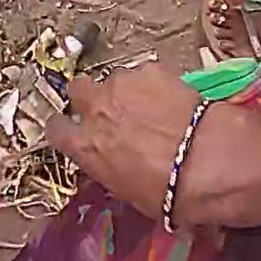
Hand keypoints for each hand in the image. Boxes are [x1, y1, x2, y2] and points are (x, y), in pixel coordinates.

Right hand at [46, 66, 247, 225]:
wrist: (205, 159)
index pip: (56, 128)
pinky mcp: (150, 69)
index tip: (76, 130)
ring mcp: (122, 83)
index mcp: (84, 144)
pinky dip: (152, 84)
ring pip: (113, 79)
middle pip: (78, 89)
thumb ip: (106, 163)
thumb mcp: (123, 189)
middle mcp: (96, 108)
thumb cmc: (165, 191)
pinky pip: (144, 74)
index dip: (67, 127)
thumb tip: (110, 158)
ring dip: (125, 90)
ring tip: (149, 106)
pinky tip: (170, 98)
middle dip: (89, 96)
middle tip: (110, 109)